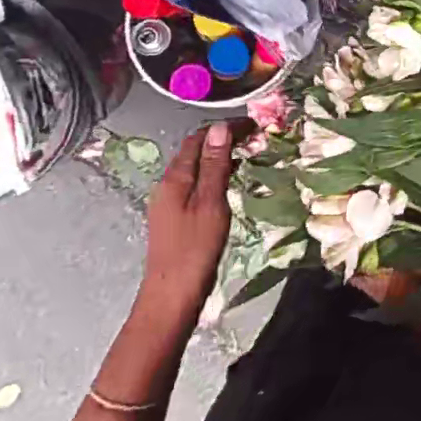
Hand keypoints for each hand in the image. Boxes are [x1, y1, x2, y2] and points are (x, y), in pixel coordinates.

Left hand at [139, 123, 235, 315]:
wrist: (172, 295)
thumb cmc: (194, 249)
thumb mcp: (211, 203)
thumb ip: (215, 166)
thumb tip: (219, 128)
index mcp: (175, 178)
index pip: (198, 138)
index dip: (223, 127)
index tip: (252, 125)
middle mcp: (167, 184)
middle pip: (194, 150)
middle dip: (221, 139)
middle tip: (253, 138)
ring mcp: (168, 201)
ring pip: (195, 167)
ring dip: (218, 156)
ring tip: (246, 155)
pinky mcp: (174, 216)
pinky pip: (195, 183)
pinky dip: (213, 174)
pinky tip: (228, 182)